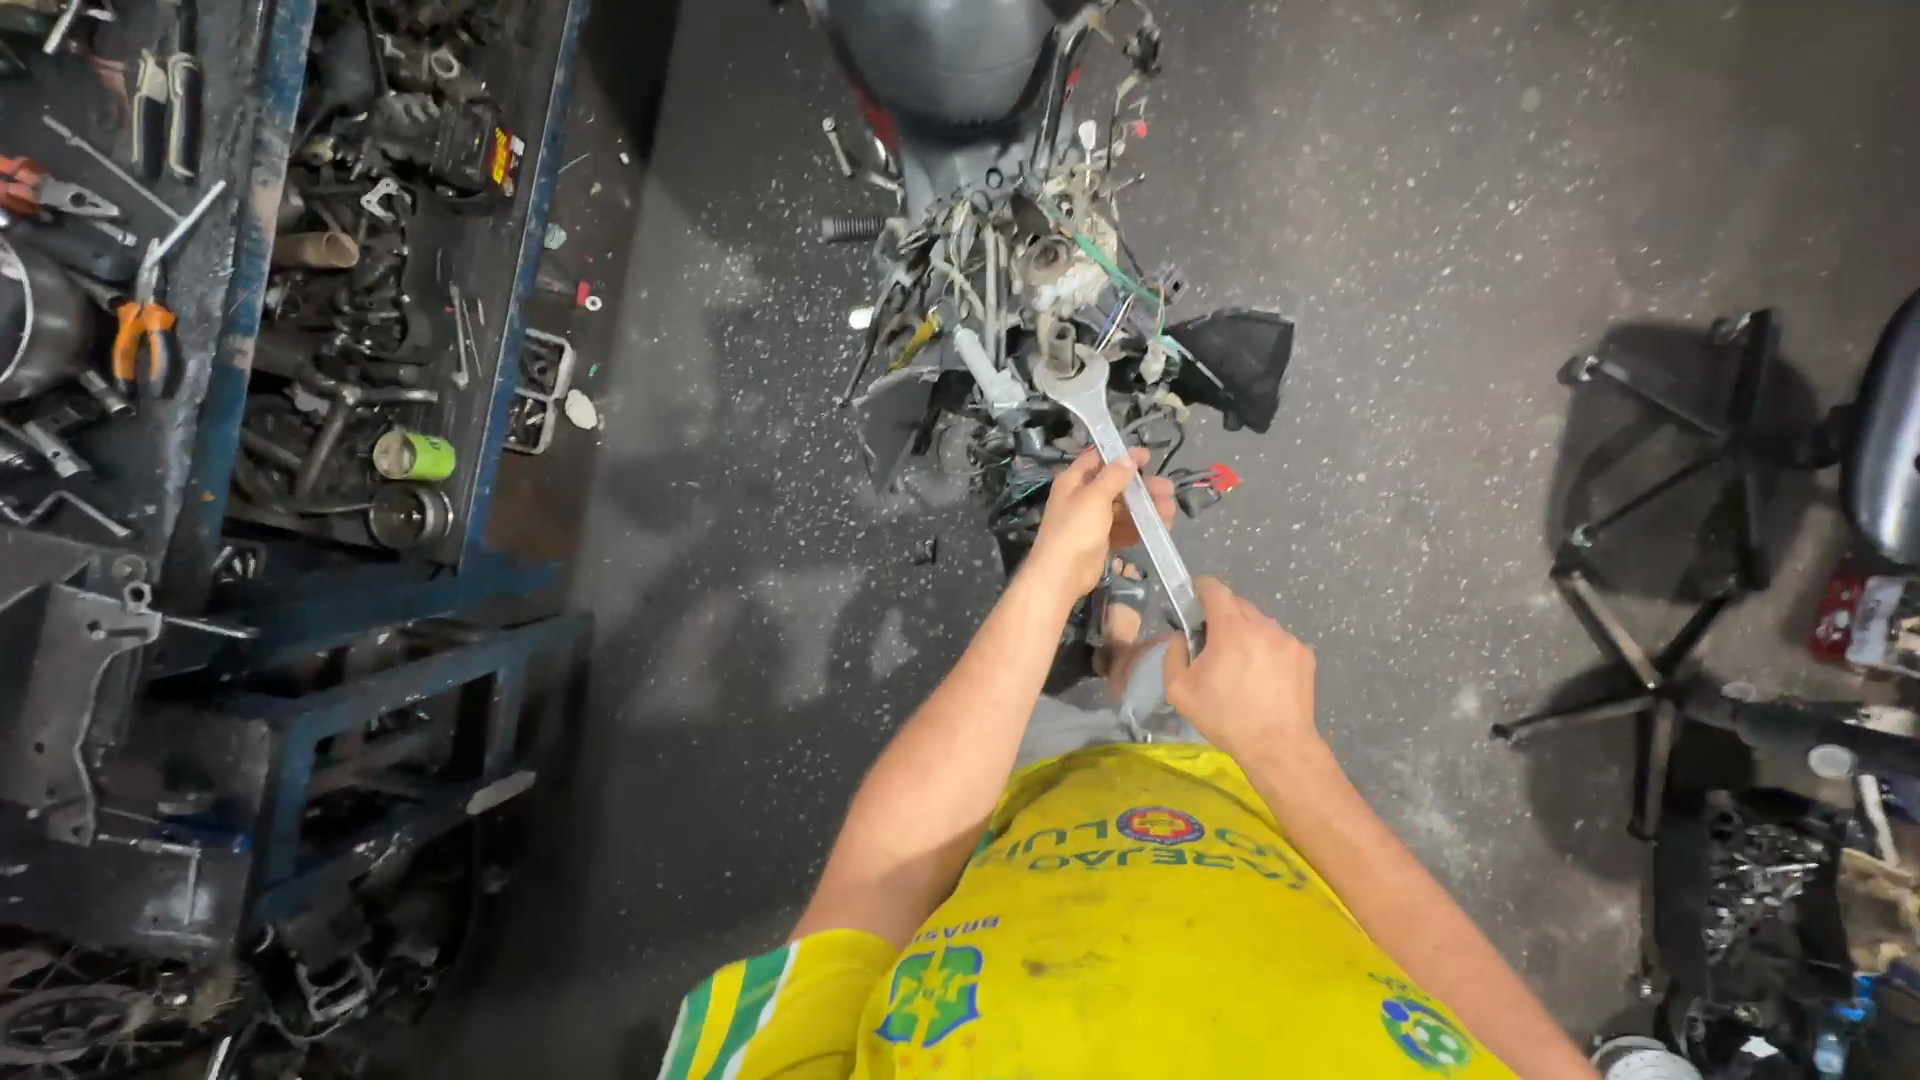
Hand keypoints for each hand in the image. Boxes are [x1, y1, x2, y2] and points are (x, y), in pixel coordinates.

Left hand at [1024, 448, 1175, 602]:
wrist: (1062, 574)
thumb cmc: (1075, 529)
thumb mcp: (1094, 497)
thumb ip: (1113, 476)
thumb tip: (1127, 458)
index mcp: (1074, 481)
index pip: (1099, 460)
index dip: (1122, 456)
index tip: (1147, 457)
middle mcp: (1083, 498)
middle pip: (1117, 485)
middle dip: (1142, 487)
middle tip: (1167, 489)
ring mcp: (1092, 520)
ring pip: (1123, 508)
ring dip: (1146, 508)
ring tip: (1169, 511)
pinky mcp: (1102, 540)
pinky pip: (1124, 528)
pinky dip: (1140, 527)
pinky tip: (1161, 528)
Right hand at [1163, 577, 1316, 756]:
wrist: (1277, 746)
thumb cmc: (1225, 717)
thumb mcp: (1179, 690)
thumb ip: (1172, 654)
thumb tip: (1180, 636)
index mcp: (1231, 629)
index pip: (1215, 590)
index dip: (1201, 588)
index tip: (1194, 597)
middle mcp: (1263, 626)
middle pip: (1238, 605)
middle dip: (1222, 615)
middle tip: (1213, 642)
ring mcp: (1288, 640)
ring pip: (1260, 623)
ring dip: (1246, 633)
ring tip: (1241, 664)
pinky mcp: (1305, 656)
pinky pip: (1279, 641)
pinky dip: (1267, 649)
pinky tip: (1263, 677)